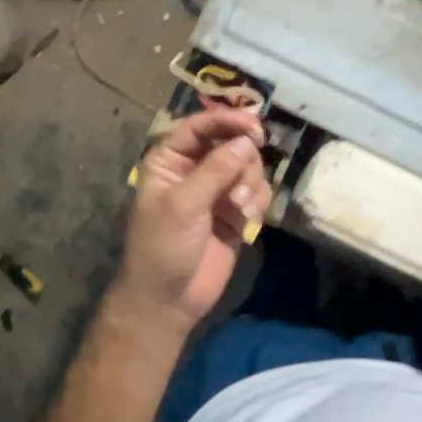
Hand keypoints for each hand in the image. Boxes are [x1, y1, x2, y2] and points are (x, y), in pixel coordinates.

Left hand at [108, 108, 269, 336]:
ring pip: (249, 167)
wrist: (168, 301)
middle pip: (232, 143)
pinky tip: (246, 223)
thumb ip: (216, 169)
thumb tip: (248, 141)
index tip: (254, 126)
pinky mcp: (236, 214)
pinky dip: (257, 203)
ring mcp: (217, 191)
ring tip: (239, 209)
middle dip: (242, 160)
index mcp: (170, 160)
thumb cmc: (163, 246)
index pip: (200, 126)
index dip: (227, 120)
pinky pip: (257, 193)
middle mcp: (195, 169)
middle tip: (241, 184)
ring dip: (250, 185)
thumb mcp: (184, 204)